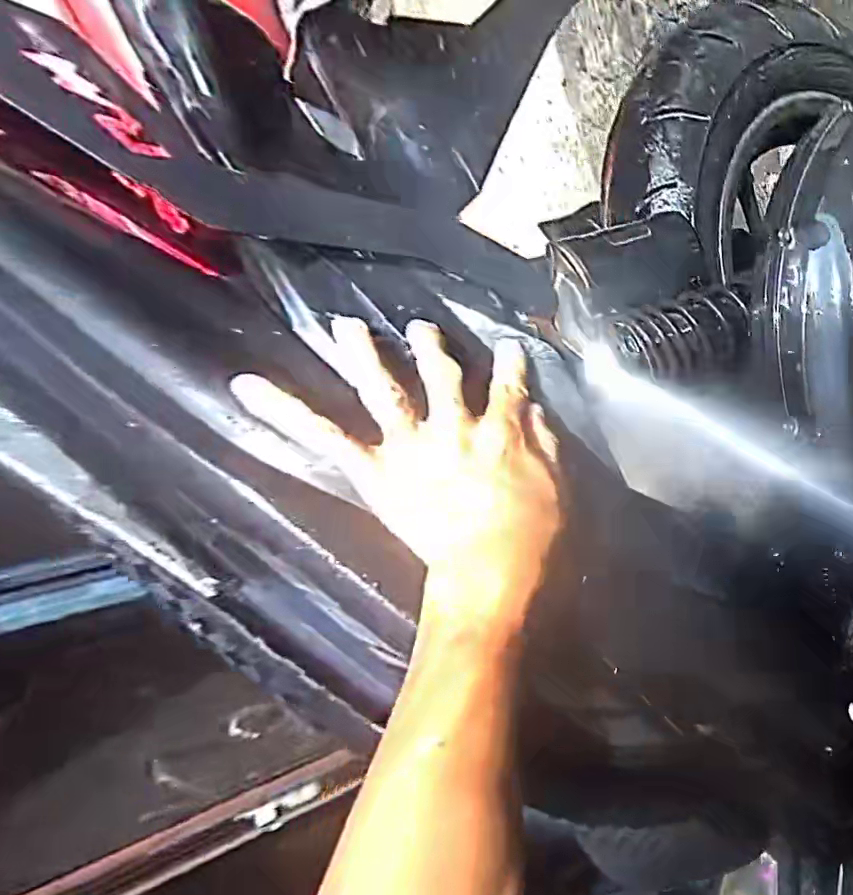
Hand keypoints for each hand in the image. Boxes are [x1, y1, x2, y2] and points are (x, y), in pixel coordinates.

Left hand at [233, 318, 562, 616]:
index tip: (510, 346)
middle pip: (443, 379)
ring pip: (385, 391)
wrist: (490, 563)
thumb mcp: (557, 483)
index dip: (510, 367)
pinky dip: (286, 410)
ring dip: (365, 356)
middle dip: (433, 350)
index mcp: (501, 433)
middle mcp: (454, 428)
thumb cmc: (535, 529)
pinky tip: (248, 385)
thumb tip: (534, 410)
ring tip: (347, 327)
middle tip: (421, 328)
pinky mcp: (375, 470)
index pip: (508, 390)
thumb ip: (546, 443)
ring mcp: (411, 446)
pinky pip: (326, 436)